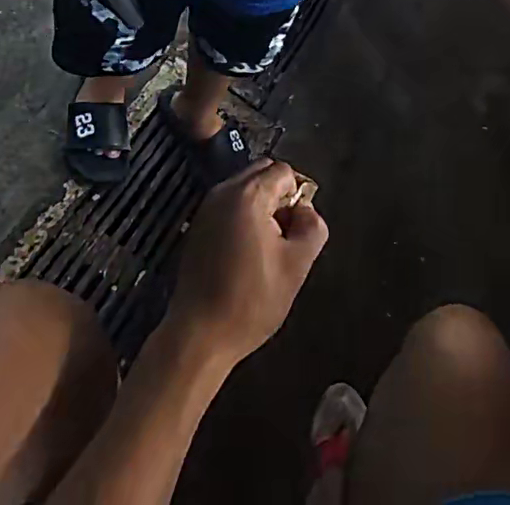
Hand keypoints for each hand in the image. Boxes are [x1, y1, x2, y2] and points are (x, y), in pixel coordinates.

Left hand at [165, 159, 327, 365]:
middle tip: (286, 233)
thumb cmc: (252, 300)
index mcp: (248, 196)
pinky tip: (245, 256)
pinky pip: (229, 208)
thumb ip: (313, 226)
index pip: (285, 172)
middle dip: (280, 195)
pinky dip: (243, 220)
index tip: (297, 227)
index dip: (299, 195)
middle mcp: (222, 194)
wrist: (199, 338)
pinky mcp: (196, 230)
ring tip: (266, 248)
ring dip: (261, 208)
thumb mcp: (299, 263)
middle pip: (262, 173)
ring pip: (245, 191)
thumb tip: (305, 212)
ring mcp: (205, 211)